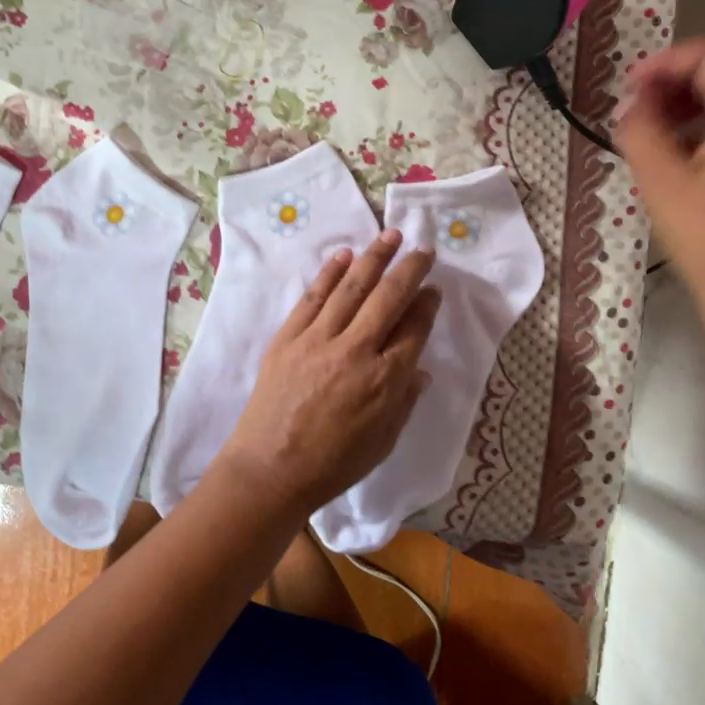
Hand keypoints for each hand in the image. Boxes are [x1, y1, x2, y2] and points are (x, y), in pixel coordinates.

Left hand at [214, 230, 442, 516]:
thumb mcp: (383, 442)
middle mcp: (355, 350)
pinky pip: (313, 297)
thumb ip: (405, 402)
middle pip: (388, 298)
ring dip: (374, 258)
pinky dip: (330, 273)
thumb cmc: (333, 464)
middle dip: (409, 270)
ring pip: (351, 288)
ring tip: (391, 235)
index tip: (434, 289)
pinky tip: (344, 256)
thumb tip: (421, 371)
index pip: (414, 330)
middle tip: (423, 250)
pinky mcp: (288, 337)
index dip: (427, 306)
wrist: (270, 468)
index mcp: (385, 380)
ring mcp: (318, 339)